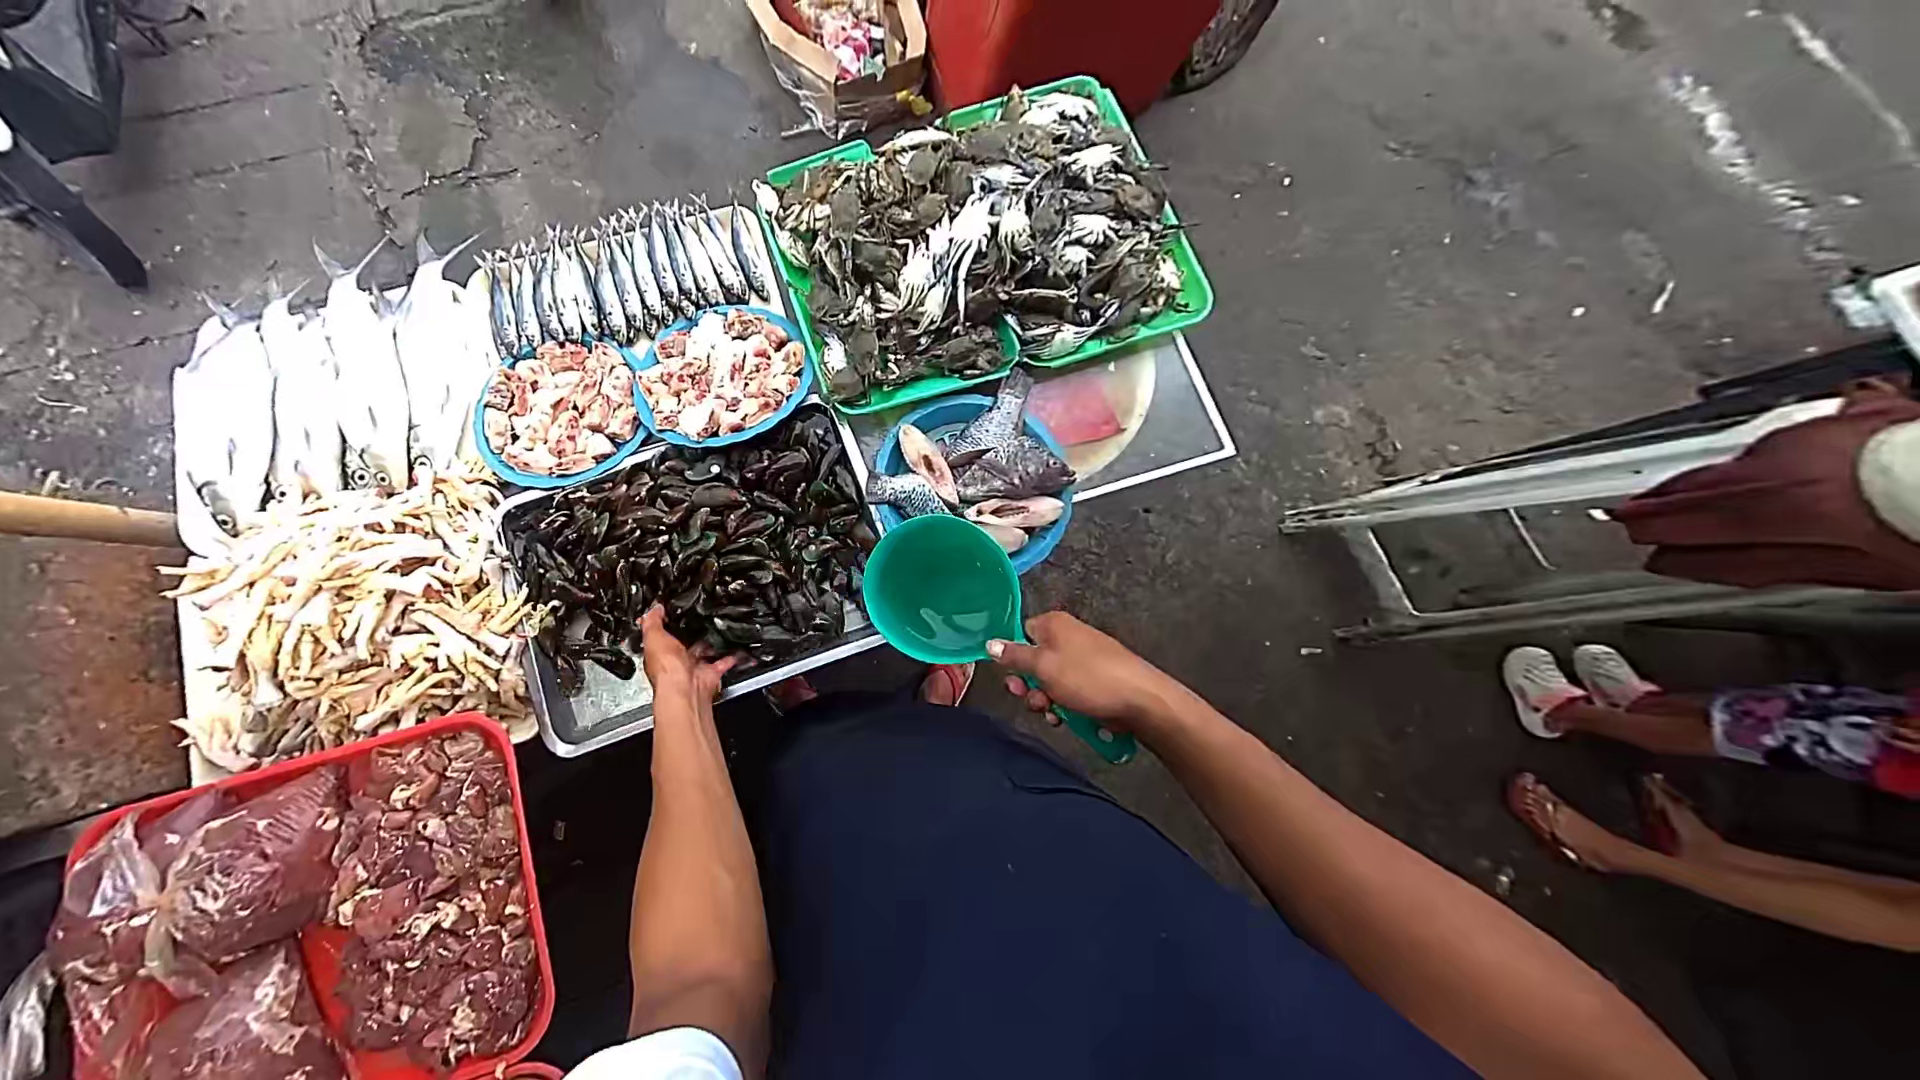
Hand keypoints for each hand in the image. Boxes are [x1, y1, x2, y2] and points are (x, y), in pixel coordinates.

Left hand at [639, 605, 737, 708]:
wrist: (685, 688)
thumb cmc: (667, 668)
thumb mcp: (653, 636)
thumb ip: (653, 621)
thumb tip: (654, 609)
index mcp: (660, 654)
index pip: (662, 637)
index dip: (668, 627)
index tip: (675, 614)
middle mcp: (677, 663)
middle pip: (686, 645)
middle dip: (693, 634)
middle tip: (702, 619)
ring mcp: (695, 668)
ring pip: (705, 652)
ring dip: (713, 643)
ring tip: (721, 628)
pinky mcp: (711, 673)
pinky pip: (724, 661)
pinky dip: (732, 655)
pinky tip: (736, 646)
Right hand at [988, 611, 1181, 731]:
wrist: (1139, 699)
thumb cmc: (1088, 678)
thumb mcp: (1043, 666)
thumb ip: (1013, 656)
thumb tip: (990, 643)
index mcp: (1054, 624)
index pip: (1021, 634)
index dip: (1014, 658)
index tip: (1015, 678)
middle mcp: (1068, 637)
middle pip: (1033, 660)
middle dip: (1030, 685)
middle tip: (1035, 699)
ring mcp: (1082, 659)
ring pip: (1049, 680)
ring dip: (1045, 699)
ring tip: (1054, 712)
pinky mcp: (1093, 680)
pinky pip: (1068, 691)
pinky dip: (1064, 704)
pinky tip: (1067, 717)